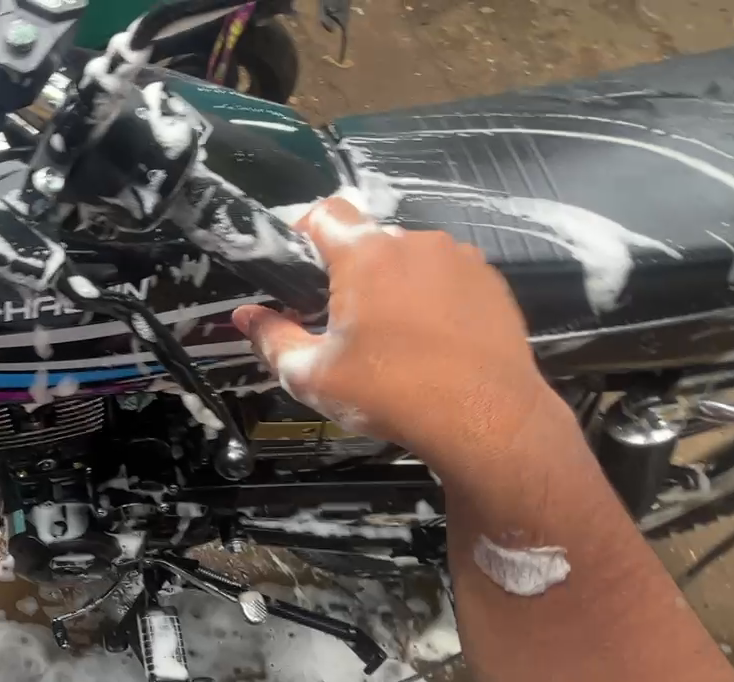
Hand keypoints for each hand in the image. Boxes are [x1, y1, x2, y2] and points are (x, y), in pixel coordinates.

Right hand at [231, 197, 560, 471]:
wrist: (482, 416)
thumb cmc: (385, 391)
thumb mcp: (308, 374)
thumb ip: (271, 338)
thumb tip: (244, 316)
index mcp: (366, 256)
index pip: (326, 212)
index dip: (301, 233)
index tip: (293, 270)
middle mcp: (416, 243)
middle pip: (366, 240)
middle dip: (343, 271)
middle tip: (330, 320)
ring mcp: (460, 258)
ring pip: (405, 259)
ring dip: (385, 284)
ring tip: (380, 334)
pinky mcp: (489, 281)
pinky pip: (442, 276)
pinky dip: (423, 297)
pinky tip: (420, 340)